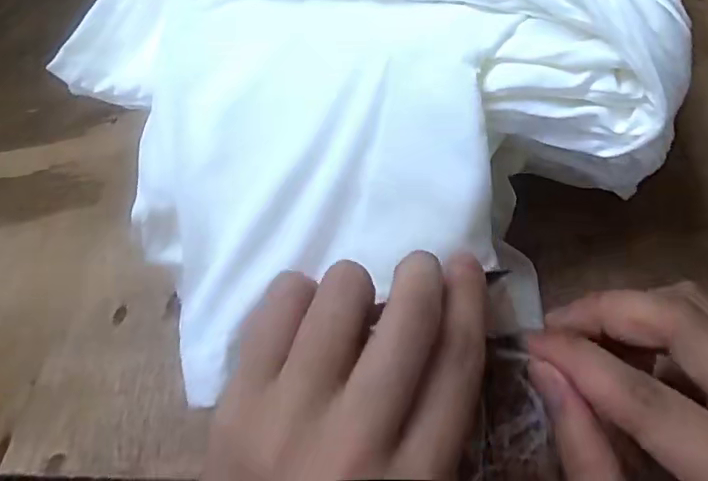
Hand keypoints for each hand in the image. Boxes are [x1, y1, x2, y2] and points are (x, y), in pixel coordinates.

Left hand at [203, 253, 487, 480]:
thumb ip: (437, 428)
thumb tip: (449, 325)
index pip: (456, 364)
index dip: (468, 301)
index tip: (466, 266)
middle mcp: (358, 442)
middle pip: (409, 319)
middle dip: (421, 274)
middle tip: (419, 268)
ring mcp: (291, 416)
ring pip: (341, 292)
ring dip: (355, 286)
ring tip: (349, 312)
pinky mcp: (239, 399)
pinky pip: (281, 301)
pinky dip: (299, 293)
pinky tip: (304, 319)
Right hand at [526, 285, 707, 480]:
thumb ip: (592, 459)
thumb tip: (546, 374)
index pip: (646, 397)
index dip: (576, 361)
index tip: (527, 344)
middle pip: (682, 317)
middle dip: (606, 309)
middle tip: (557, 328)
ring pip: (703, 308)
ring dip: (636, 310)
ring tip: (593, 338)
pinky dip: (663, 327)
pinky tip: (636, 361)